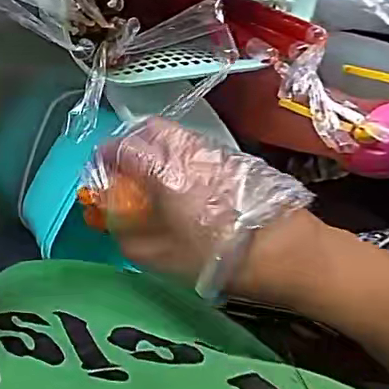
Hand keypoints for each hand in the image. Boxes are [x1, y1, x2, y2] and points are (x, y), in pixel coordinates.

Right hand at [90, 117, 316, 298]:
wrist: (288, 251)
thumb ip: (126, 234)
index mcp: (161, 168)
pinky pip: (195, 149)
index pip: (119, 147)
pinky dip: (180, 160)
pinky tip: (187, 189)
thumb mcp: (159, 258)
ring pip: (174, 136)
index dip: (103, 161)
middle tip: (127, 176)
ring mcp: (212, 148)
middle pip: (147, 129)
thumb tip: (112, 219)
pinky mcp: (233, 157)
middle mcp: (185, 148)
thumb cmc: (217, 257)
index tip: (100, 179)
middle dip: (130, 147)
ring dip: (156, 152)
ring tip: (156, 185)